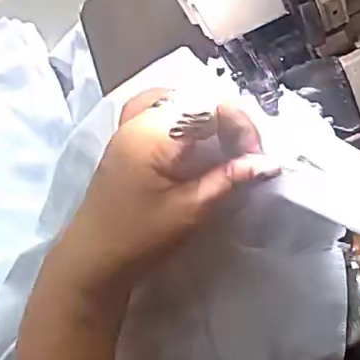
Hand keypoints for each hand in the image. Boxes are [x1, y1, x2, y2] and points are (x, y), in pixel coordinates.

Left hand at [46, 88, 279, 307]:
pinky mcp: (127, 143)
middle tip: (244, 156)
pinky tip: (196, 146)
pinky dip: (185, 123)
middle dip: (227, 122)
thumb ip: (228, 180)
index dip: (240, 126)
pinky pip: (160, 115)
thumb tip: (267, 163)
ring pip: (177, 103)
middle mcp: (138, 121)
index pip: (208, 106)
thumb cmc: (140, 238)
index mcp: (153, 133)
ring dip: (206, 120)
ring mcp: (129, 129)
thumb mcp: (191, 210)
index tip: (256, 159)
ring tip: (224, 149)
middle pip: (194, 98)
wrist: (92, 261)